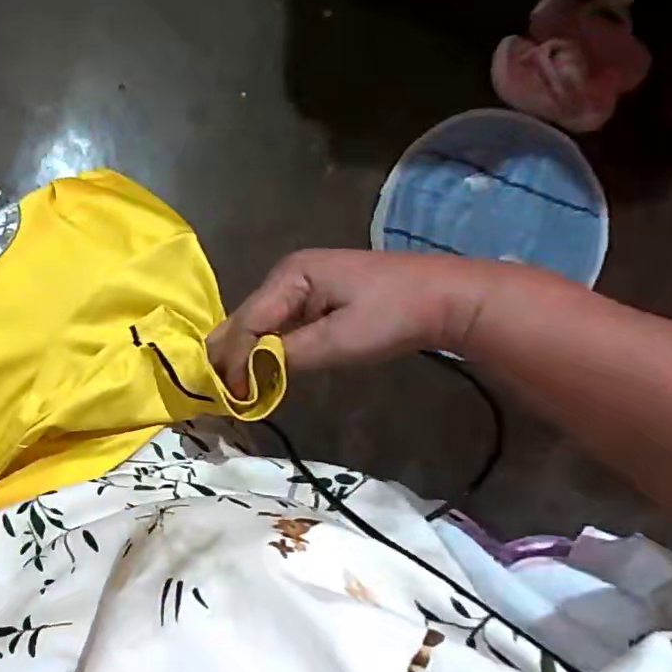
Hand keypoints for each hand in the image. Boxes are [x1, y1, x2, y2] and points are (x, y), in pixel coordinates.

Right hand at [211, 249, 517, 391]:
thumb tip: (247, 376)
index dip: (234, 361)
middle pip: (241, 320)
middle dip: (228, 357)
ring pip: (252, 325)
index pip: (247, 322)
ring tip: (233, 390)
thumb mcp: (341, 340)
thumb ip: (288, 356)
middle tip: (222, 396)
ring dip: (242, 356)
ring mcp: (296, 286)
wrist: (449, 298)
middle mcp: (284, 275)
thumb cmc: (396, 316)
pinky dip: (261, 351)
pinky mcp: (309, 299)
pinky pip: (272, 327)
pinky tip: (256, 373)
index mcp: (290, 275)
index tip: (232, 397)